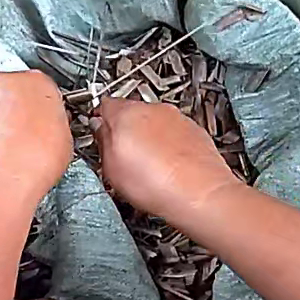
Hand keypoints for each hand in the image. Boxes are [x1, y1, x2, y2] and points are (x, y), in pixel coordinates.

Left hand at [0, 71, 69, 200]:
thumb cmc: (32, 161)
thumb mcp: (65, 138)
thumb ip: (56, 121)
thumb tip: (53, 127)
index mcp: (35, 82)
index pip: (44, 86)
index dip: (48, 106)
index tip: (49, 120)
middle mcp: (2, 84)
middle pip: (13, 91)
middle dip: (20, 110)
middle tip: (31, 135)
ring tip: (11, 149)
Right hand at [93, 97, 243, 220]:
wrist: (199, 193)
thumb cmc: (158, 184)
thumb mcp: (111, 169)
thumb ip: (102, 142)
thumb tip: (100, 132)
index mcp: (126, 112)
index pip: (104, 106)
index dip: (100, 122)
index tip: (101, 135)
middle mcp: (155, 109)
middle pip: (132, 113)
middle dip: (127, 132)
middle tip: (125, 157)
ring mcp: (178, 119)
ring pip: (157, 123)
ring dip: (151, 139)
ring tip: (150, 167)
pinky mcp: (196, 132)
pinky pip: (177, 134)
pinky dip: (171, 145)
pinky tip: (169, 167)